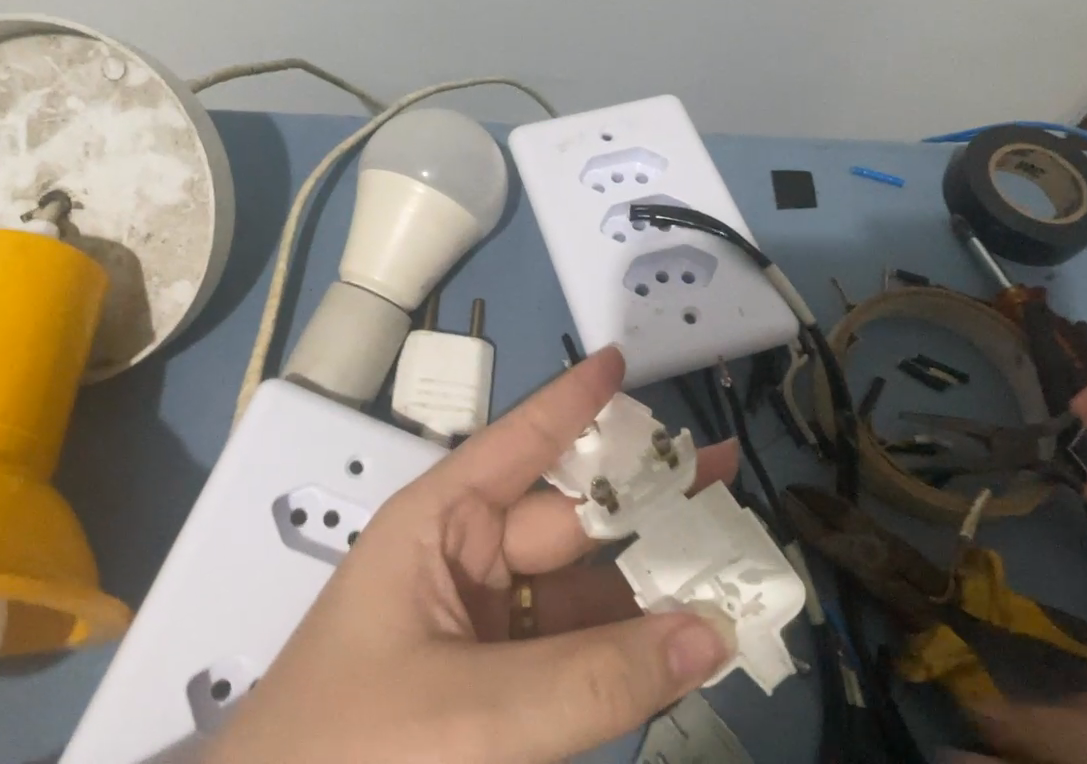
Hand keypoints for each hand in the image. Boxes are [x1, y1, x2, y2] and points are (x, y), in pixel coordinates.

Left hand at [207, 347, 741, 763]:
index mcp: (438, 526)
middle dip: (644, 499)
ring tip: (732, 565)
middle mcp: (464, 561)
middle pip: (570, 518)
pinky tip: (686, 643)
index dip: (570, 401)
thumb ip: (595, 677)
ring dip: (651, 585)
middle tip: (724, 474)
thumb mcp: (472, 711)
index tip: (620, 361)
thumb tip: (712, 631)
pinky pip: (576, 653)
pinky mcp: (498, 686)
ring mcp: (482, 627)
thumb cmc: (353, 746)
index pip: (517, 443)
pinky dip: (628, 651)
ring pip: (582, 590)